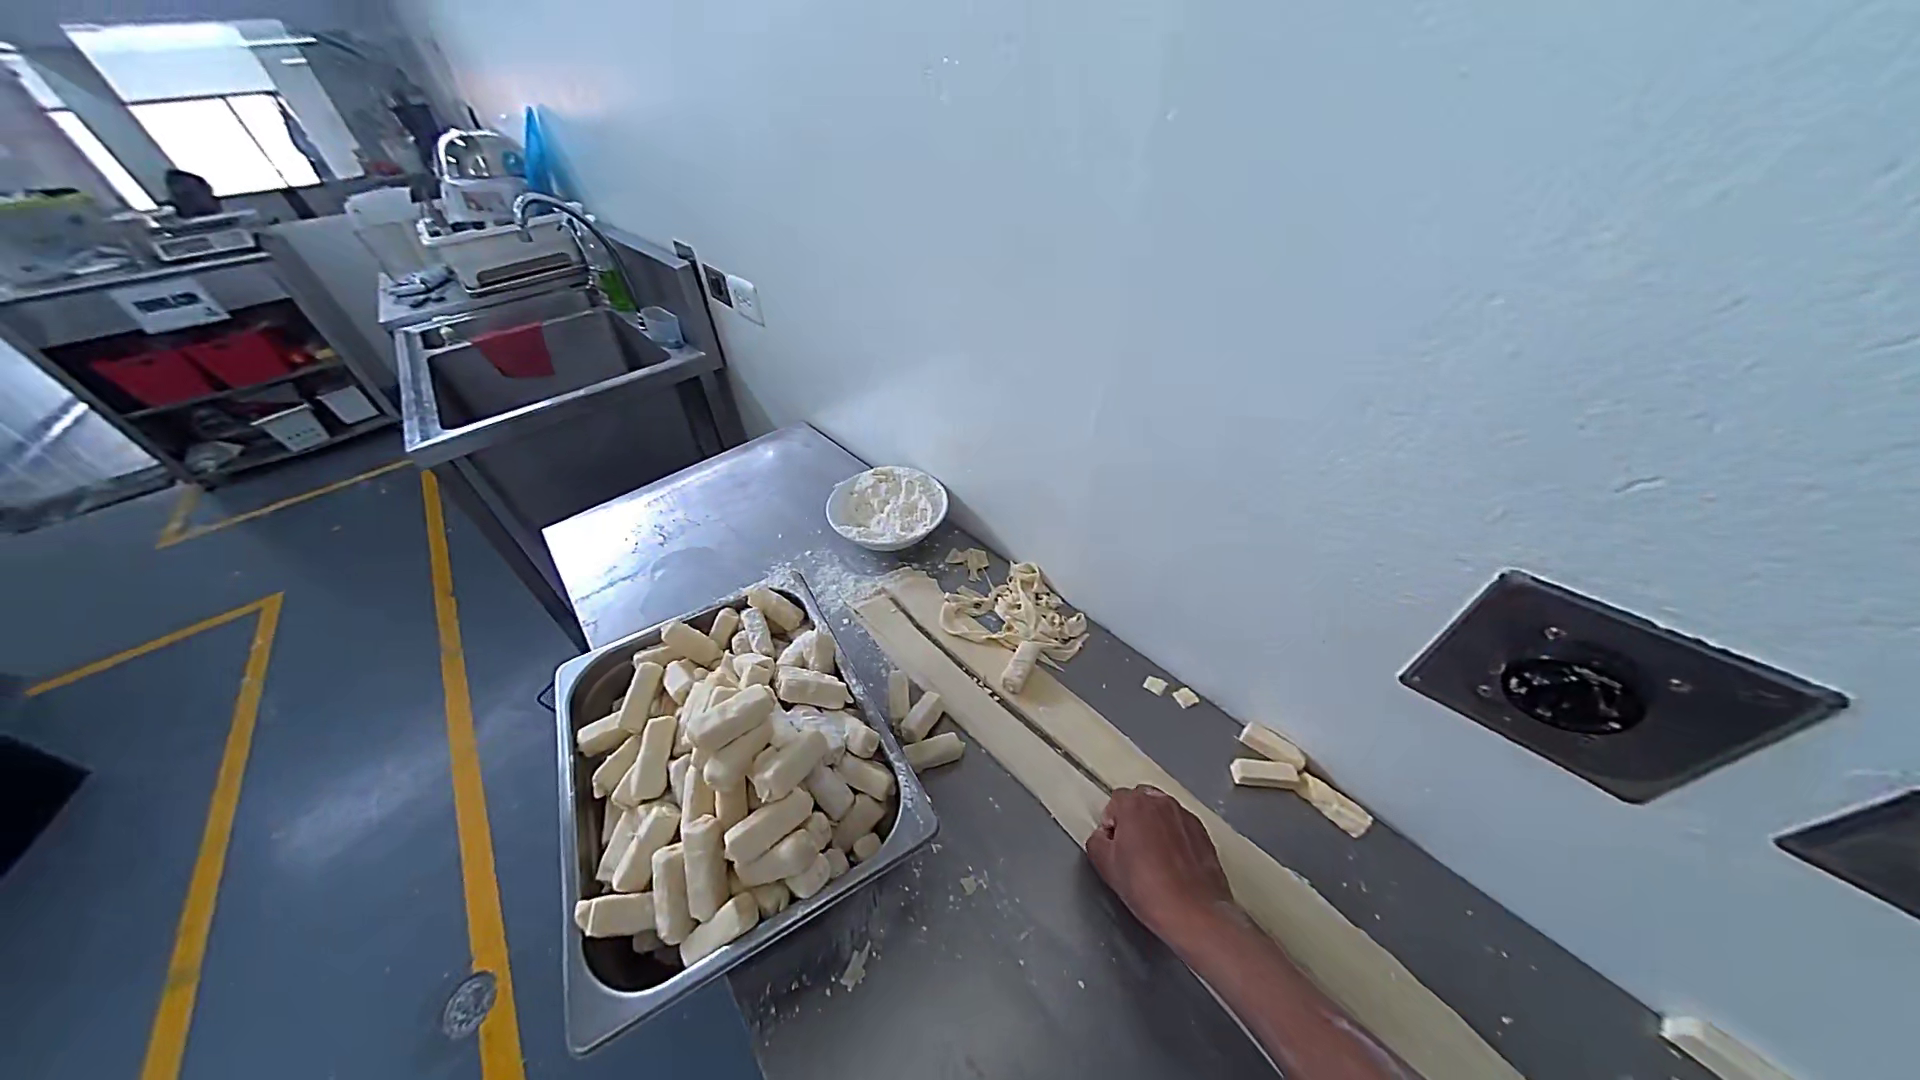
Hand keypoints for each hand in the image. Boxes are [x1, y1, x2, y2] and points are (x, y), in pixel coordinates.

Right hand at [1087, 786, 1235, 947]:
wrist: (1195, 914)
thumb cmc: (1149, 889)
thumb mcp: (1105, 866)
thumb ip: (1096, 841)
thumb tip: (1103, 837)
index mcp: (1134, 804)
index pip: (1114, 802)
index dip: (1111, 826)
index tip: (1115, 848)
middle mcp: (1161, 803)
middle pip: (1139, 801)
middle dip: (1133, 820)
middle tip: (1132, 851)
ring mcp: (1185, 816)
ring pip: (1161, 814)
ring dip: (1155, 828)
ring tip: (1155, 861)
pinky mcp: (1203, 833)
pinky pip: (1181, 827)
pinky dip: (1175, 839)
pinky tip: (1173, 866)